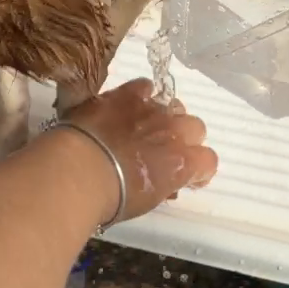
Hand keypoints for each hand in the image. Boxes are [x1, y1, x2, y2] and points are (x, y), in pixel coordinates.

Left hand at [55, 80, 217, 220]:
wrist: (80, 170)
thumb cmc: (112, 198)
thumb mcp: (148, 201)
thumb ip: (165, 184)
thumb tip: (166, 179)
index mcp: (184, 162)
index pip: (208, 161)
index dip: (198, 169)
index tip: (185, 176)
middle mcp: (175, 131)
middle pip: (196, 127)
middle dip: (184, 138)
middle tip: (164, 150)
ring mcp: (153, 108)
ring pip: (174, 104)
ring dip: (165, 116)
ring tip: (144, 127)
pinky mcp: (128, 93)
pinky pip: (145, 86)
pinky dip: (141, 96)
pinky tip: (128, 106)